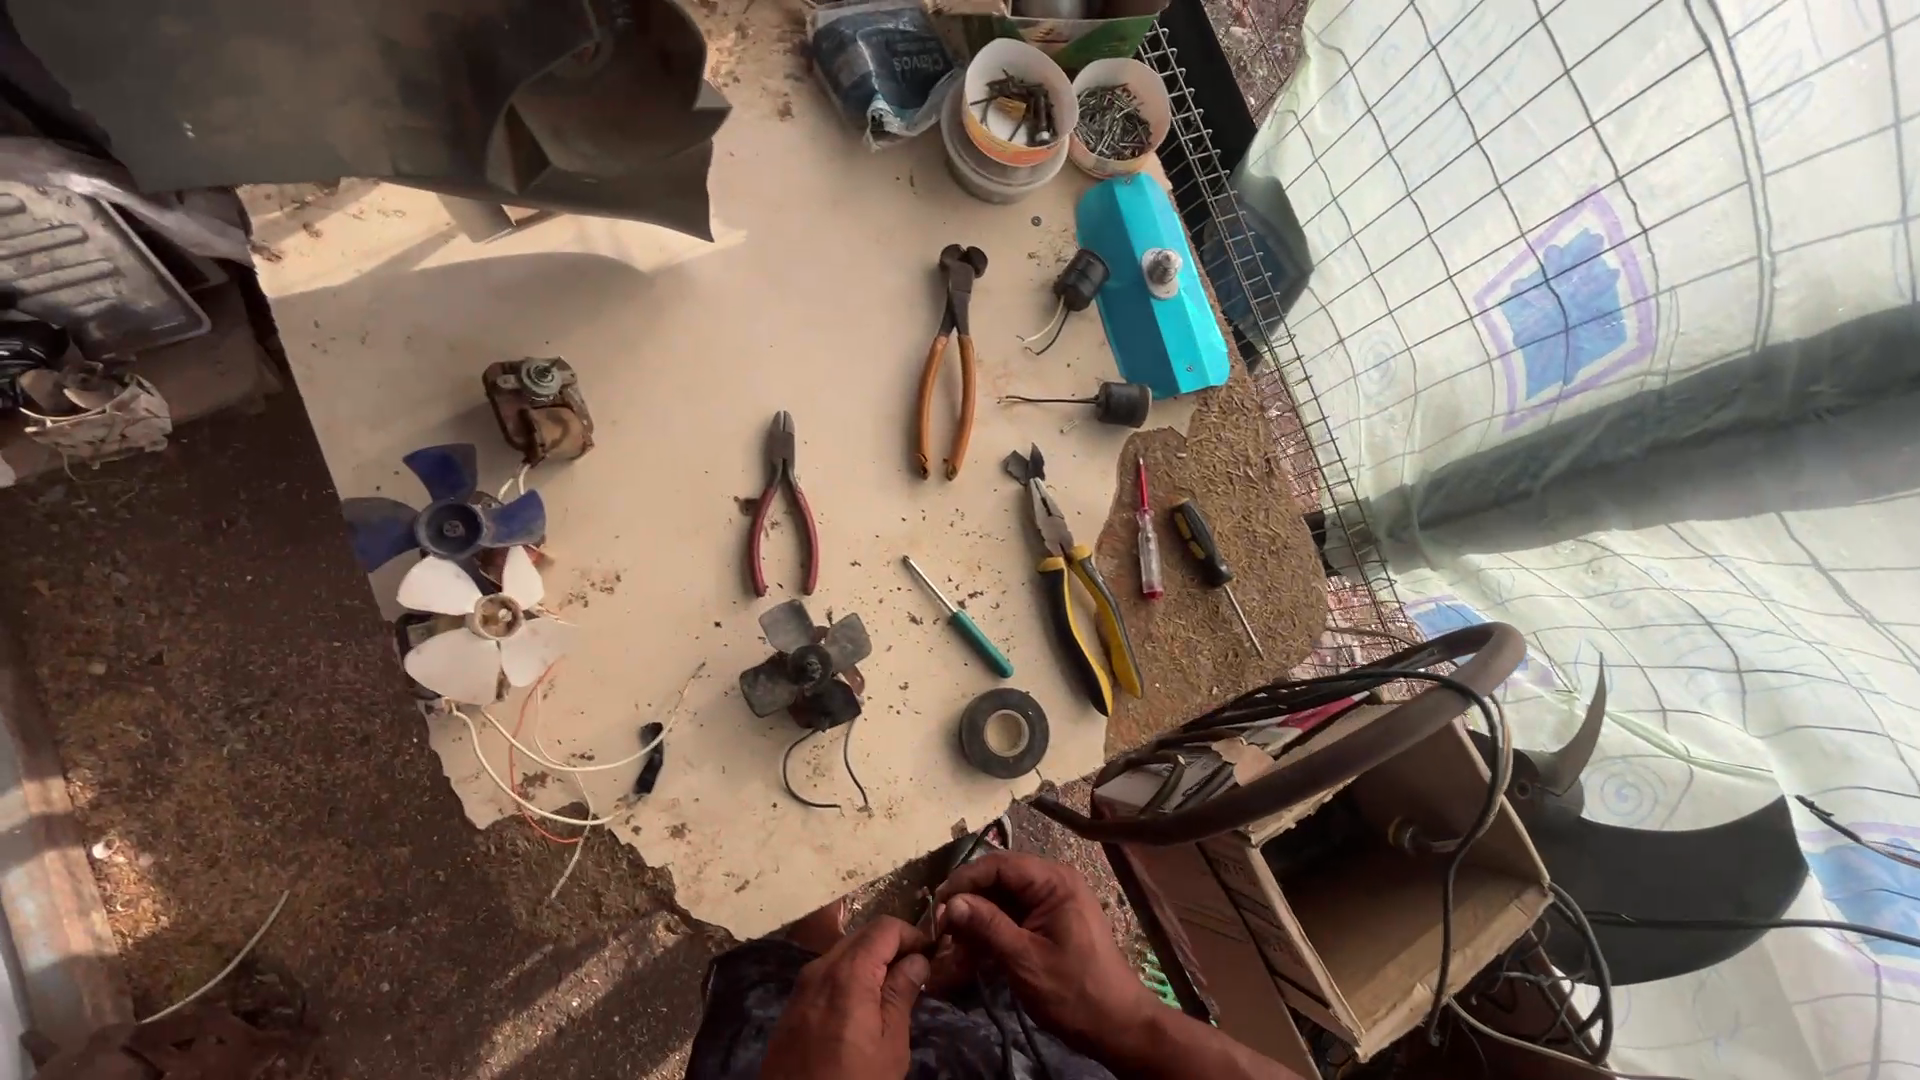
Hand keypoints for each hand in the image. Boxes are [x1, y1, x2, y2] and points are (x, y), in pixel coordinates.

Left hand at [761, 916, 930, 1079]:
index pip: (885, 927)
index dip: (912, 934)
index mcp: (848, 972)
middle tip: (915, 971)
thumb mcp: (889, 1045)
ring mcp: (803, 984)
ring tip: (892, 988)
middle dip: (892, 945)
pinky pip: (828, 972)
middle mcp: (821, 967)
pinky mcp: (793, 1003)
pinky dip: (850, 974)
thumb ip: (902, 994)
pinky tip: (863, 1002)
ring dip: (871, 959)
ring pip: (844, 951)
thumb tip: (917, 959)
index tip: (930, 954)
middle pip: (863, 934)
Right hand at [934, 852, 1160, 1057]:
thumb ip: (987, 926)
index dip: (964, 881)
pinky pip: (1012, 916)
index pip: (999, 864)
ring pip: (1001, 899)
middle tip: (941, 929)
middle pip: (998, 879)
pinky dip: (990, 932)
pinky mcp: (1047, 922)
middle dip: (968, 902)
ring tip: (951, 947)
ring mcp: (1051, 901)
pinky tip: (970, 955)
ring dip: (976, 921)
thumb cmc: (1075, 991)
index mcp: (1054, 880)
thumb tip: (951, 902)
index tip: (938, 907)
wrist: (1117, 1027)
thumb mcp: (1025, 960)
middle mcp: (1052, 881)